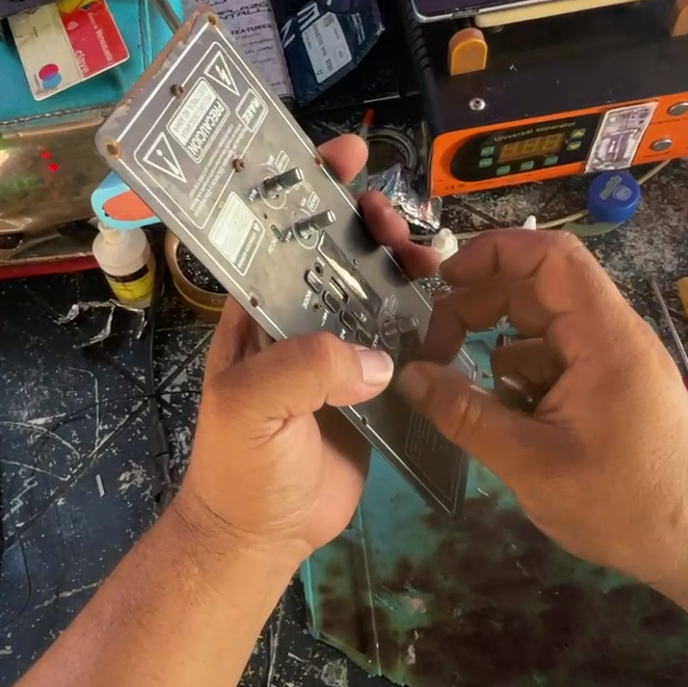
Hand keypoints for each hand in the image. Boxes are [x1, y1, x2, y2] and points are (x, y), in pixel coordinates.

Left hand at [173, 134, 436, 562]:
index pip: (280, 234)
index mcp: (259, 313)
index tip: (344, 154)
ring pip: (376, 293)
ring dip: (402, 269)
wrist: (263, 533)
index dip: (308, 189)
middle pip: (339, 254)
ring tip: (429, 263)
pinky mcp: (370, 387)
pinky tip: (448, 313)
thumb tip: (376, 359)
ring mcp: (337, 354)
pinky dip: (426, 323)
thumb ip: (302, 371)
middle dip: (368, 226)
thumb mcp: (249, 408)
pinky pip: (402, 343)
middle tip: (398, 224)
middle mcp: (299, 322)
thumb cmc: (239, 466)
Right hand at [393, 229, 687, 584]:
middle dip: (478, 305)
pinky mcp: (604, 389)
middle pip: (535, 288)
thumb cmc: (626, 504)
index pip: (551, 256)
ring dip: (492, 344)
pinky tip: (498, 414)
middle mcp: (608, 336)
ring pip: (538, 328)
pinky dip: (514, 377)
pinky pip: (549, 362)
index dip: (494, 252)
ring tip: (455, 384)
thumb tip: (408, 377)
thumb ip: (465, 416)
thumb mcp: (531, 463)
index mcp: (603, 336)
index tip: (444, 281)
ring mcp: (608, 362)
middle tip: (434, 347)